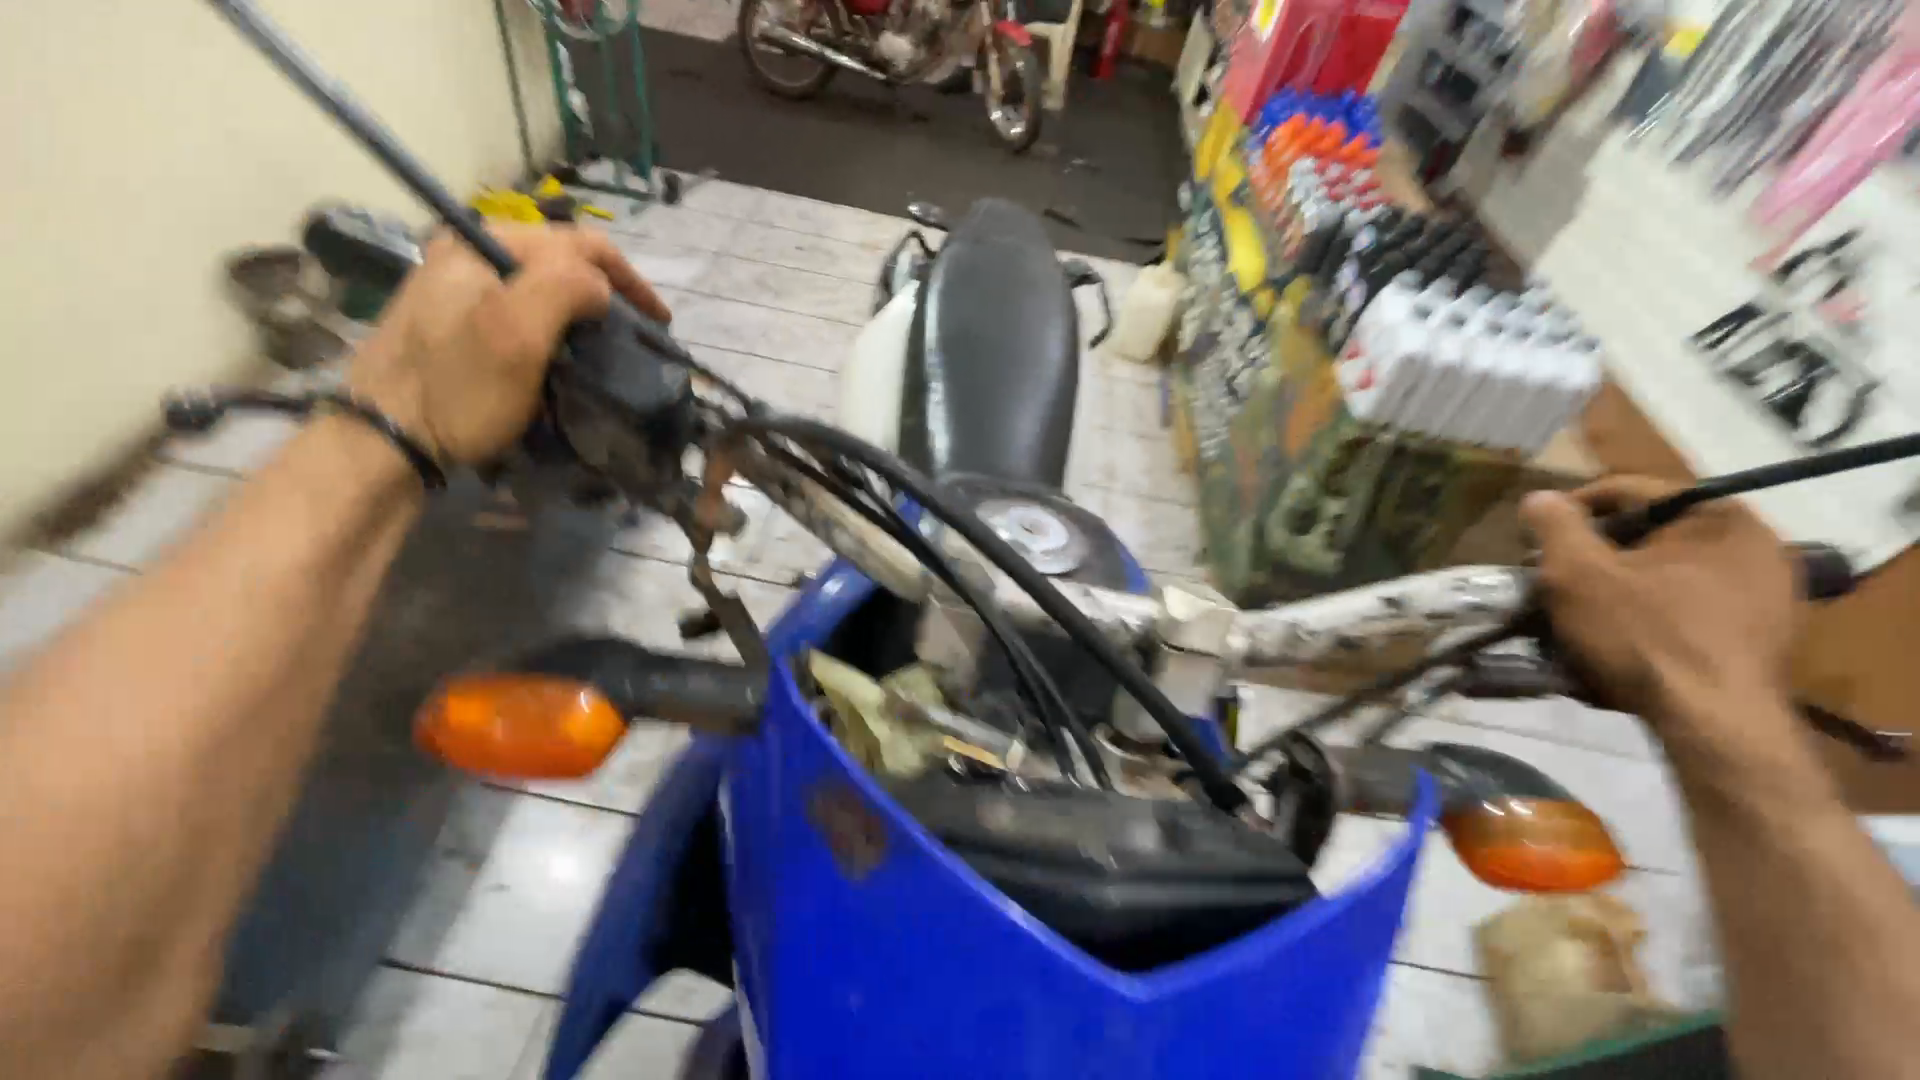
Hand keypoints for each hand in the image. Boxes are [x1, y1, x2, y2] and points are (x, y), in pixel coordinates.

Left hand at [348, 224, 671, 464]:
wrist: (386, 439)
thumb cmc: (459, 389)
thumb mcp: (518, 334)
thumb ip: (565, 288)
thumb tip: (602, 289)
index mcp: (483, 242)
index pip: (580, 244)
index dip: (629, 280)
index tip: (659, 322)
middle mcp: (468, 250)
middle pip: (561, 260)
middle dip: (607, 292)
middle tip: (636, 333)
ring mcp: (457, 283)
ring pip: (542, 283)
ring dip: (582, 309)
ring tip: (606, 343)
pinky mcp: (453, 317)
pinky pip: (520, 306)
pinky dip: (554, 323)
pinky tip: (564, 349)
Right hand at [1519, 477, 1800, 733]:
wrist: (1712, 724)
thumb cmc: (1642, 635)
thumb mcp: (1577, 572)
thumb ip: (1554, 525)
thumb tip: (1539, 496)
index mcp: (1720, 516)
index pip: (1626, 491)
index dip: (1569, 511)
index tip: (1534, 541)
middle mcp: (1759, 545)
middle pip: (1649, 533)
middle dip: (1597, 553)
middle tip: (1555, 578)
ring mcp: (1770, 594)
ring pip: (1668, 573)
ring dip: (1621, 584)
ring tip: (1580, 611)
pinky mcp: (1765, 636)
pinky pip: (1691, 607)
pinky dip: (1652, 614)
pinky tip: (1620, 638)